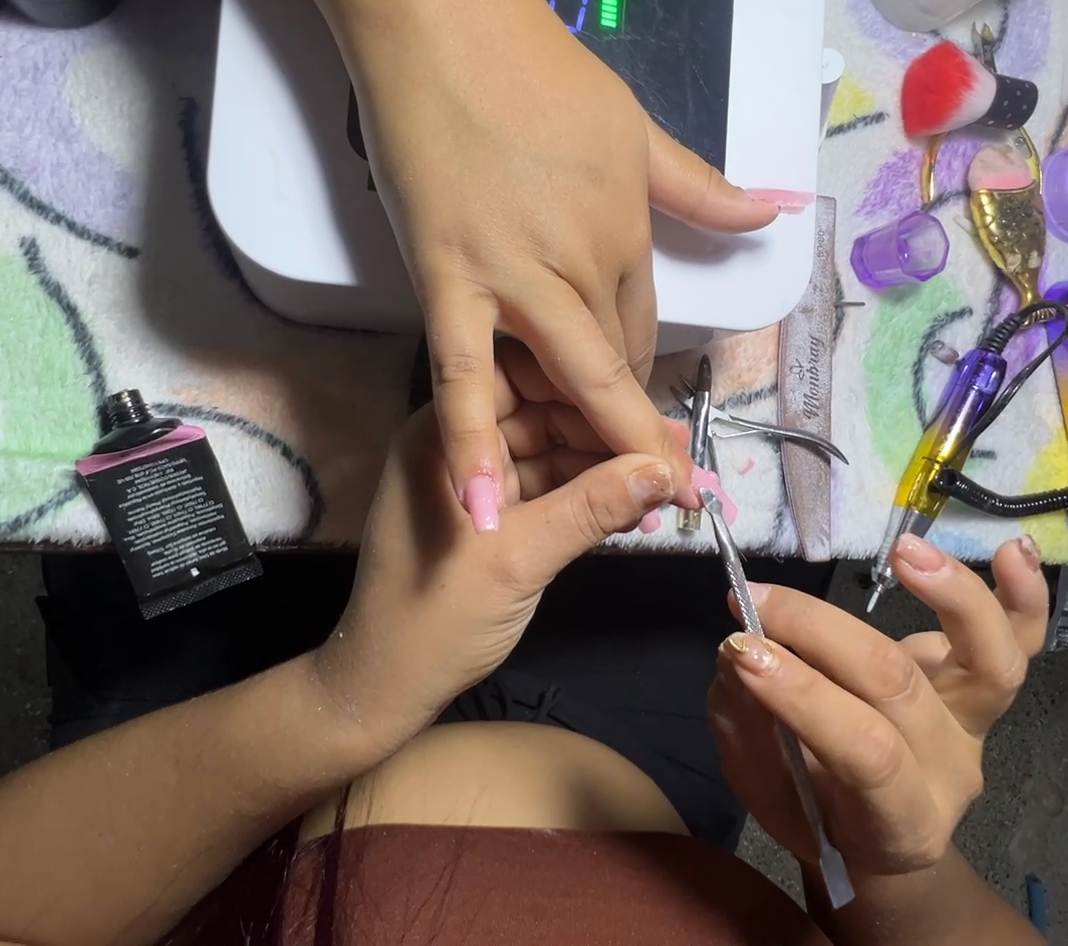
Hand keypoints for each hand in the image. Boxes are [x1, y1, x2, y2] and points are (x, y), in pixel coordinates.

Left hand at [316, 350, 679, 737]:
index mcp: (442, 432)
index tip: (648, 406)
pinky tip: (639, 504)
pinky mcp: (498, 513)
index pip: (522, 378)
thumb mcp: (516, 558)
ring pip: (557, 453)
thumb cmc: (433, 618)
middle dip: (611, 434)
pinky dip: (595, 497)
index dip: (586, 386)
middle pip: (547, 415)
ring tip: (675, 480)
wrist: (387, 690)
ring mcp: (480, 479)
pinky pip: (554, 489)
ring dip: (611, 468)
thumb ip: (592, 507)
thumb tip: (667, 469)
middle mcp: (460, 443)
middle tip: (680, 450)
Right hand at [341, 0, 779, 529]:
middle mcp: (584, 263)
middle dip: (635, 424)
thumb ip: (703, 185)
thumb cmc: (539, 73)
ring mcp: (517, 279)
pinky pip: (464, 376)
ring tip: (612, 508)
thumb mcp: (637, 129)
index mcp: (628, 228)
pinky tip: (482, 507)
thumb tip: (776, 207)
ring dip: (586, 445)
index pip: (643, 320)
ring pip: (564, 376)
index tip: (640, 406)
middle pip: (616, 359)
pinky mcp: (450, 284)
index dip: (644, 369)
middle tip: (658, 483)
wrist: (447, 26)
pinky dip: (473, 442)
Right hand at [707, 536, 1048, 875]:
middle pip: (897, 686)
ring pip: (988, 662)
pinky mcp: (982, 686)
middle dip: (818, 631)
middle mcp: (951, 770)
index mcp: (896, 818)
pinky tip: (1011, 550)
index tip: (741, 648)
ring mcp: (975, 724)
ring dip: (951, 597)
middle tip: (755, 597)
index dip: (804, 695)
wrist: (879, 833)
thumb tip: (740, 650)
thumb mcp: (762, 783)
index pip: (865, 749)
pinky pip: (1022, 643)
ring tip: (903, 552)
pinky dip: (1024, 596)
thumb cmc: (811, 806)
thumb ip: (747, 721)